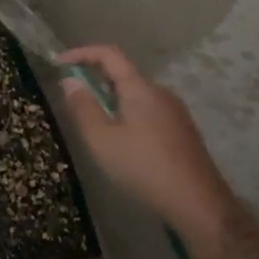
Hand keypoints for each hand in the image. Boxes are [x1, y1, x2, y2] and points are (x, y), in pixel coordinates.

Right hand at [54, 46, 235, 237]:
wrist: (200, 205)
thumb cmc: (144, 167)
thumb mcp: (101, 138)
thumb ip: (82, 106)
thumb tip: (70, 81)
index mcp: (141, 89)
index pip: (109, 54)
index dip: (81, 53)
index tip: (58, 64)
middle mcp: (161, 93)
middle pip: (123, 74)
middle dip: (95, 79)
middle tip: (73, 99)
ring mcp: (176, 113)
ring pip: (136, 94)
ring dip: (111, 100)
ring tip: (94, 123)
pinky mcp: (183, 132)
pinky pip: (148, 111)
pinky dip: (127, 114)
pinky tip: (122, 141)